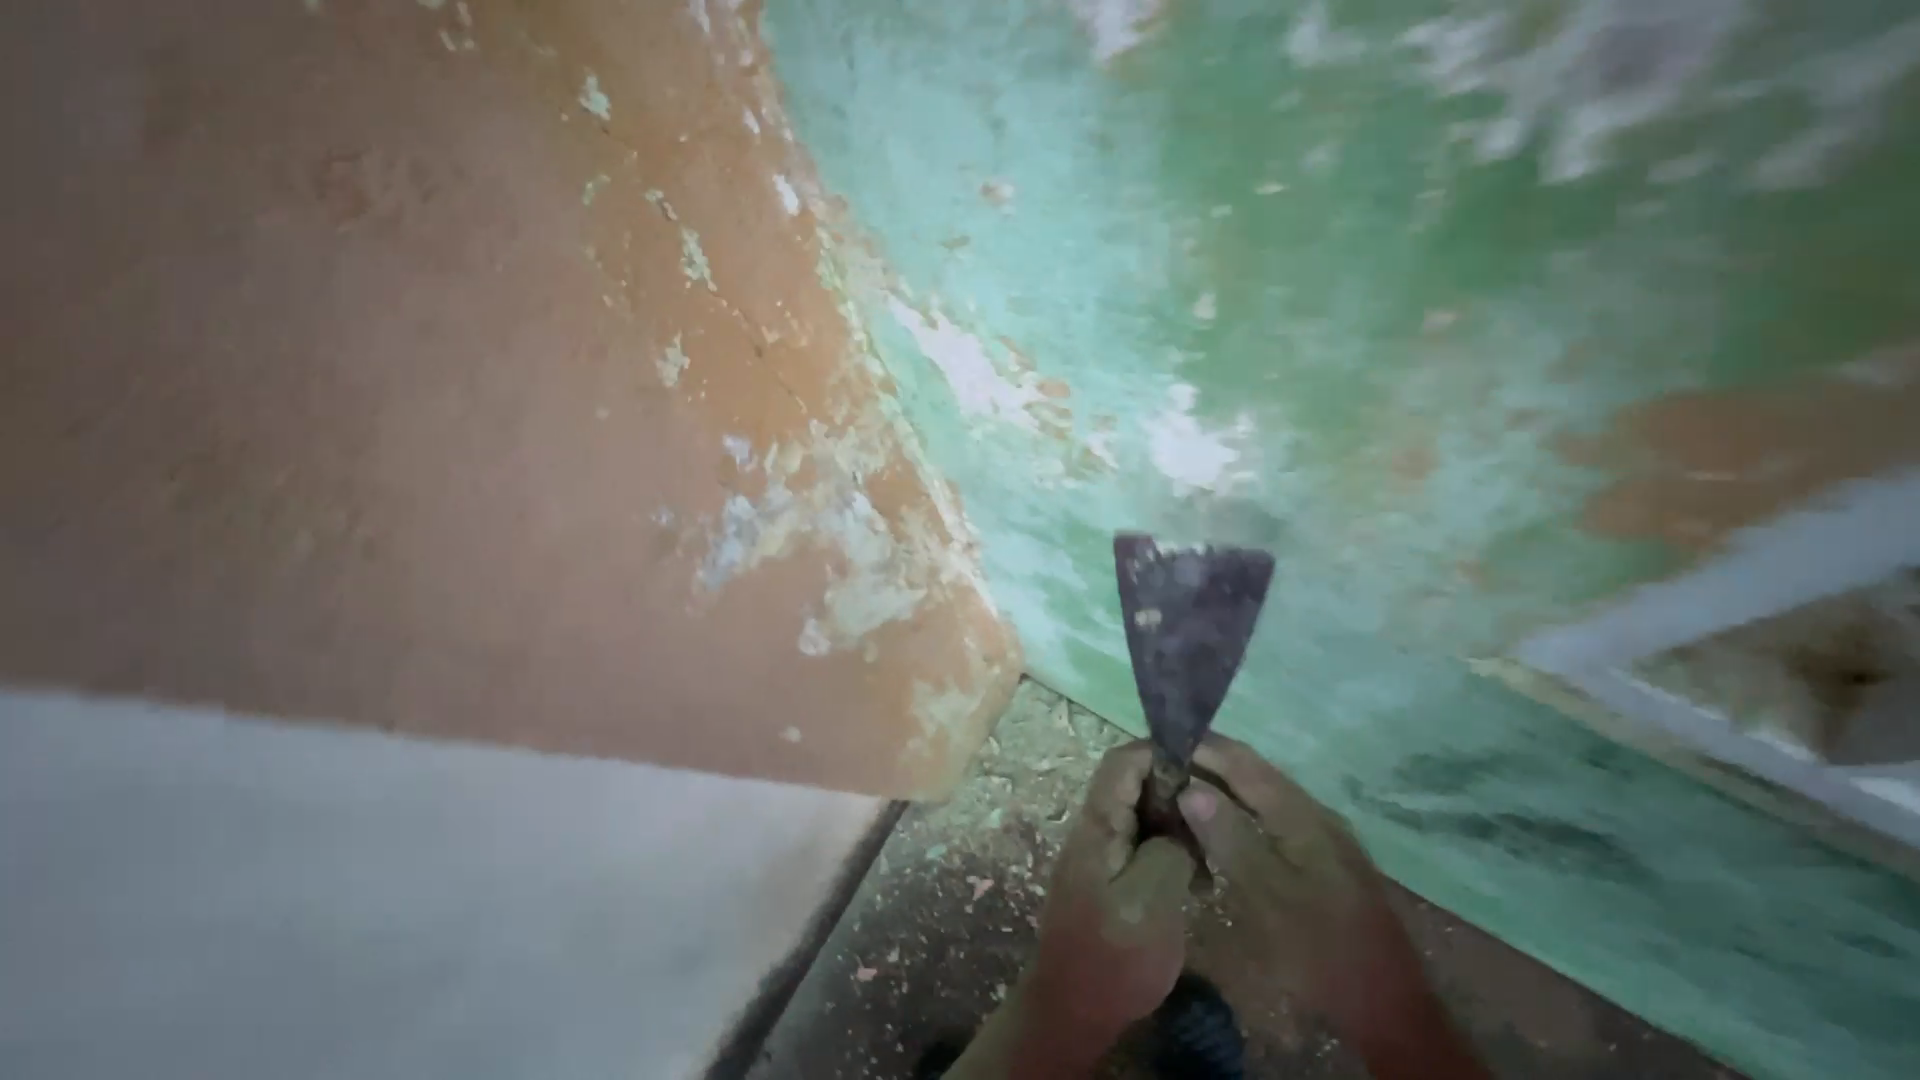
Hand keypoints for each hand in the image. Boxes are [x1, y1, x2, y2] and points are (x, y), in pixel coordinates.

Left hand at [1028, 740, 1196, 1038]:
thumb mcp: (1149, 901)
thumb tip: (1180, 826)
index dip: (1161, 754)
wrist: (1073, 1009)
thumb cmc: (1111, 956)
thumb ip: (1167, 850)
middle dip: (1177, 791)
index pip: (1123, 761)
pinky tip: (1199, 878)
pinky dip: (1172, 852)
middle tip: (1220, 814)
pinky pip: (1145, 846)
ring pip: (1144, 816)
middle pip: (1135, 784)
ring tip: (1213, 851)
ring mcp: (1103, 855)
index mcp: (1098, 824)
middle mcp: (1097, 830)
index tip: (1207, 768)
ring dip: (1178, 826)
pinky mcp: (1113, 880)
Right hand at [1175, 735, 1406, 1023]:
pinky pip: (1272, 822)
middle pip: (1254, 775)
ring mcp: (1322, 838)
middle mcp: (1315, 814)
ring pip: (1263, 798)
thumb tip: (1190, 786)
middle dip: (1208, 766)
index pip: (1243, 762)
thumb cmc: (1320, 949)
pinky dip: (1239, 817)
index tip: (1159, 741)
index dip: (1202, 746)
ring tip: (1179, 796)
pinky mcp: (1322, 863)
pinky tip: (1217, 834)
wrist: (1388, 1006)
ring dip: (1222, 791)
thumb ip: (1229, 837)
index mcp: (1302, 815)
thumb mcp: (1266, 896)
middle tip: (1161, 769)